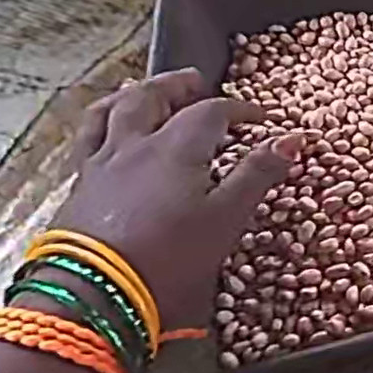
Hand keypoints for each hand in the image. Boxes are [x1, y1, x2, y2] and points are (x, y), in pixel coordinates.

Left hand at [51, 69, 300, 330]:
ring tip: (145, 90)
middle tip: (196, 81)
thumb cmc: (172, 255)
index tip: (260, 118)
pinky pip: (87, 137)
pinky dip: (101, 121)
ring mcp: (101, 163)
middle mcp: (135, 145)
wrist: (98, 291)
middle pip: (152, 98)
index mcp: (176, 148)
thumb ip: (258, 174)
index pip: (211, 112)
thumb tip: (292, 139)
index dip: (240, 109)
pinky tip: (107, 128)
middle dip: (178, 86)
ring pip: (111, 111)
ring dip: (133, 94)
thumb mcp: (227, 217)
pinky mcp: (80, 185)